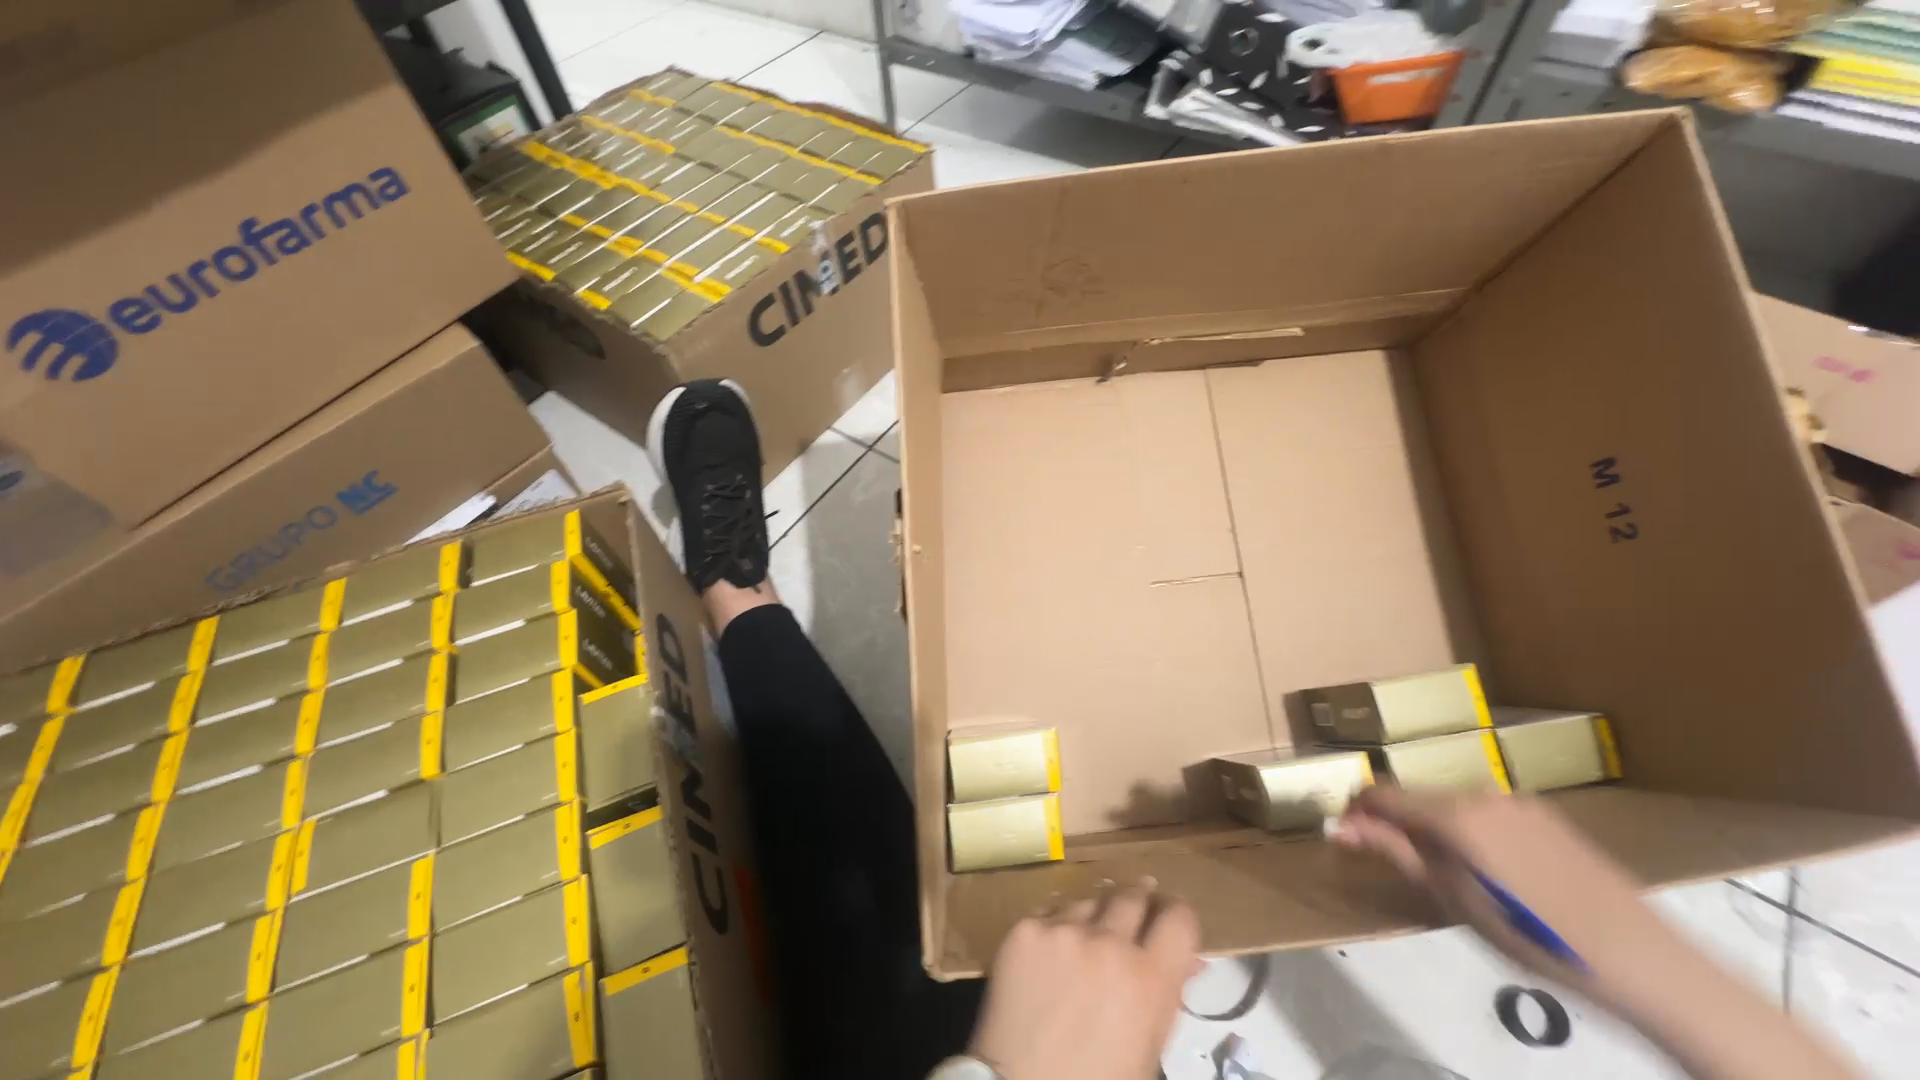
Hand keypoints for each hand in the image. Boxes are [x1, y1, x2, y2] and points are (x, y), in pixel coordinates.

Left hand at [967, 880, 1198, 1079]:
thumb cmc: (1099, 1078)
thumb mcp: (1150, 1047)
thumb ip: (1170, 995)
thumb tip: (1191, 960)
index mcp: (1150, 979)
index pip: (1179, 918)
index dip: (1177, 914)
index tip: (1171, 915)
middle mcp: (1110, 944)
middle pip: (1133, 896)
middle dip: (1139, 900)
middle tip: (1136, 906)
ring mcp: (1064, 932)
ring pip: (1089, 900)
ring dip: (1095, 914)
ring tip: (1089, 935)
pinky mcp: (1025, 931)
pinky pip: (1050, 911)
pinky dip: (1058, 924)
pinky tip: (1056, 944)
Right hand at [1331, 784, 1671, 1011]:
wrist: (1636, 955)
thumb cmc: (1529, 934)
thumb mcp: (1451, 899)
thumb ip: (1395, 853)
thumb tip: (1340, 826)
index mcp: (1452, 813)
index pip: (1382, 793)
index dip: (1358, 812)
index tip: (1350, 839)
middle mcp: (1480, 792)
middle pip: (1419, 799)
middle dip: (1402, 826)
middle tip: (1414, 874)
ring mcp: (1518, 801)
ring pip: (1455, 807)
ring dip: (1441, 832)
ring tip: (1461, 882)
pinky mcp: (1547, 816)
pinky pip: (1490, 815)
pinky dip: (1476, 835)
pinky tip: (1502, 876)